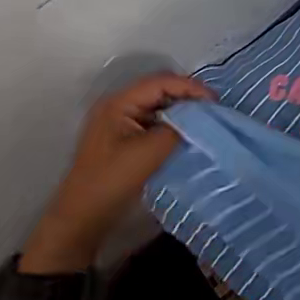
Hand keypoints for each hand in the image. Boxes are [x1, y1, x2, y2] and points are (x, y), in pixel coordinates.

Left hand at [20, 73, 213, 272]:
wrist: (83, 217)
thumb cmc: (112, 180)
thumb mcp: (150, 152)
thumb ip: (178, 128)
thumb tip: (201, 117)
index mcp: (119, 103)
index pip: (161, 82)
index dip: (190, 87)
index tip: (216, 101)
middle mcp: (118, 105)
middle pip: (159, 88)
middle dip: (187, 96)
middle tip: (213, 109)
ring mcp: (120, 121)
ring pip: (158, 105)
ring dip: (181, 110)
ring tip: (205, 120)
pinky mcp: (125, 137)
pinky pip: (154, 120)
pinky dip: (172, 123)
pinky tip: (188, 133)